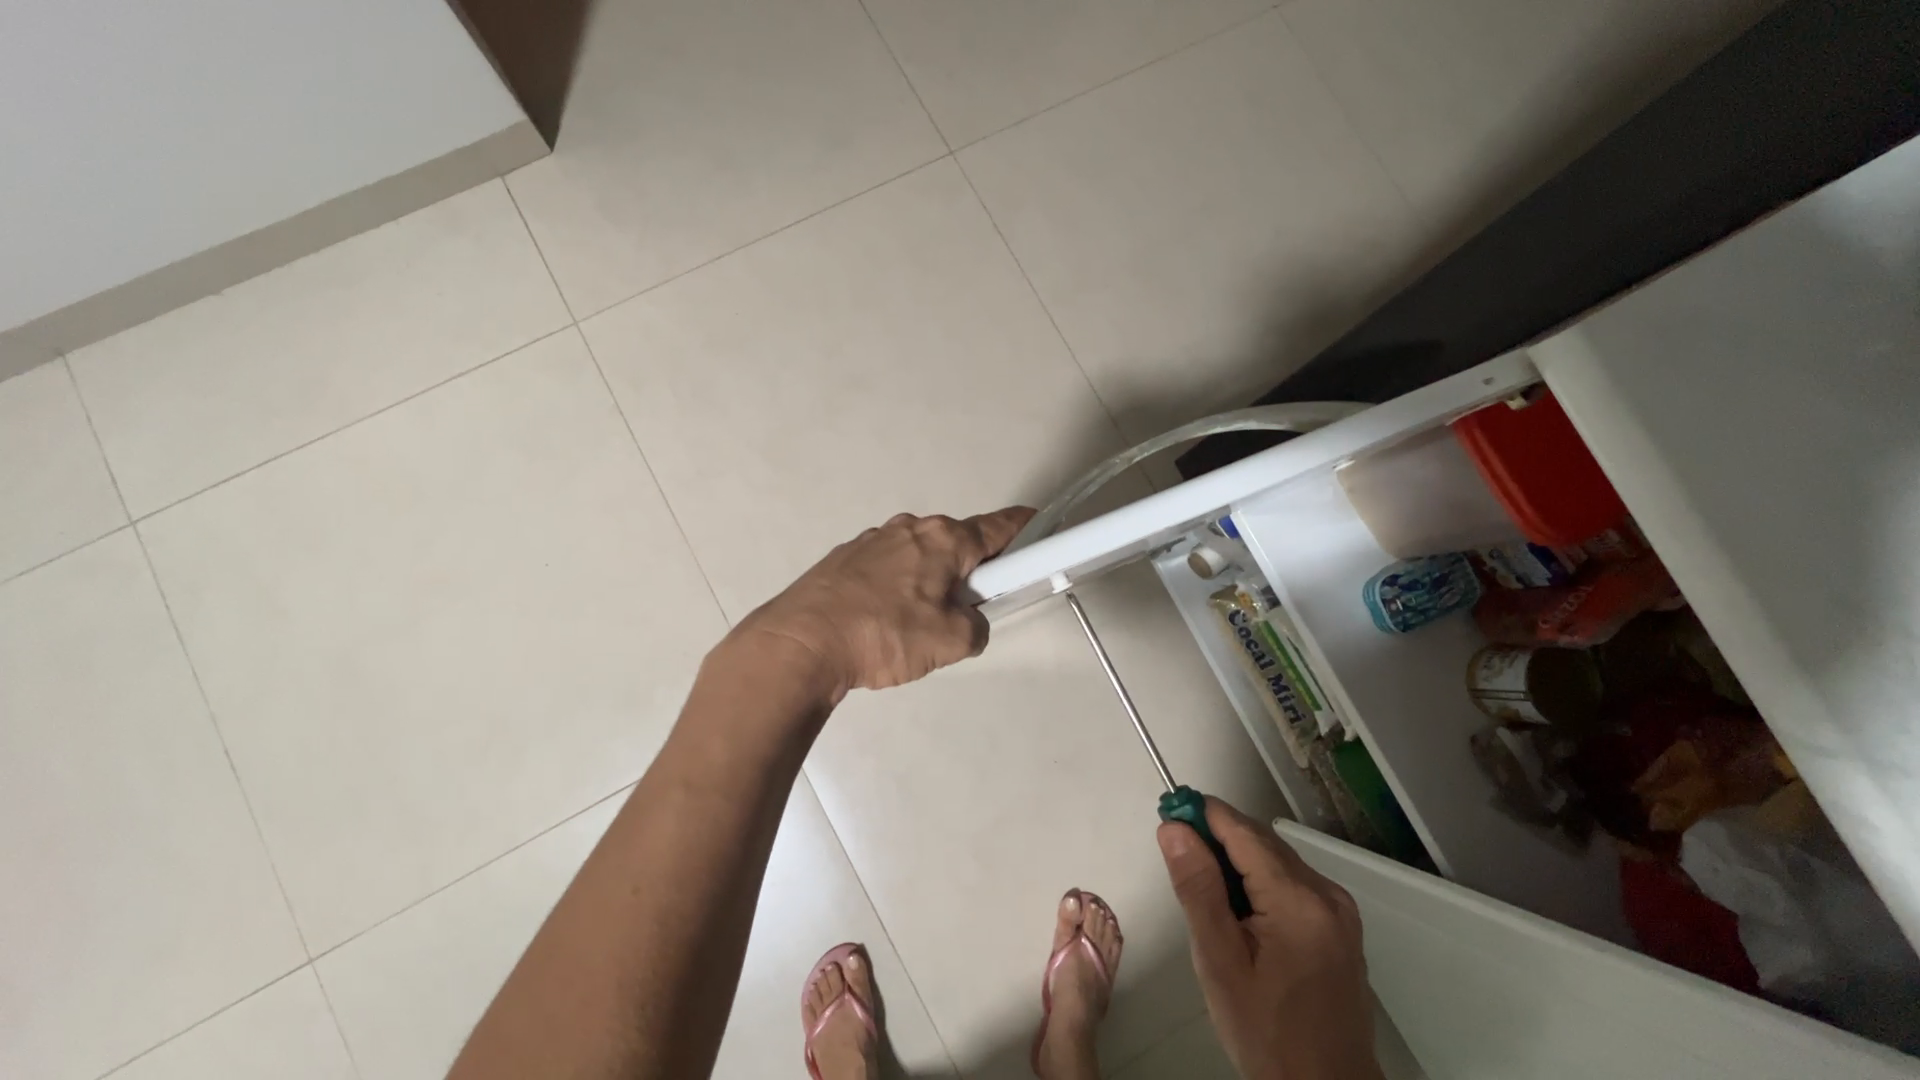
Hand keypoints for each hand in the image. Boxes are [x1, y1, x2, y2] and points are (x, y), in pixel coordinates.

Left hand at [736, 507, 1033, 701]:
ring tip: (916, 626)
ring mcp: (872, 540)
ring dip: (930, 581)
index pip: (999, 526)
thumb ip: (977, 628)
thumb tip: (969, 622)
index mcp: (944, 540)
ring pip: (919, 557)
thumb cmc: (883, 635)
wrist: (801, 643)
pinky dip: (897, 588)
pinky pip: (888, 568)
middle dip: (971, 570)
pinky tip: (884, 622)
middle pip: (957, 543)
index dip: (1025, 530)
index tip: (1042, 530)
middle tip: (968, 610)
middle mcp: (909, 529)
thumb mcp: (951, 643)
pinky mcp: (844, 560)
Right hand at [1159, 799, 1382, 1079]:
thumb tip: (1174, 828)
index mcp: (1298, 901)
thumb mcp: (1219, 961)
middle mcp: (1326, 894)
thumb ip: (1197, 888)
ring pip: (1276, 860)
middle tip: (1176, 857)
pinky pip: (1292, 882)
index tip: (1167, 811)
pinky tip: (1238, 911)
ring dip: (1237, 860)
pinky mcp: (1340, 926)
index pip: (1242, 831)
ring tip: (1203, 892)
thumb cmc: (1264, 1031)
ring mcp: (1339, 910)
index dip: (1203, 814)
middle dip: (1216, 837)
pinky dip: (1260, 881)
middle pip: (1261, 841)